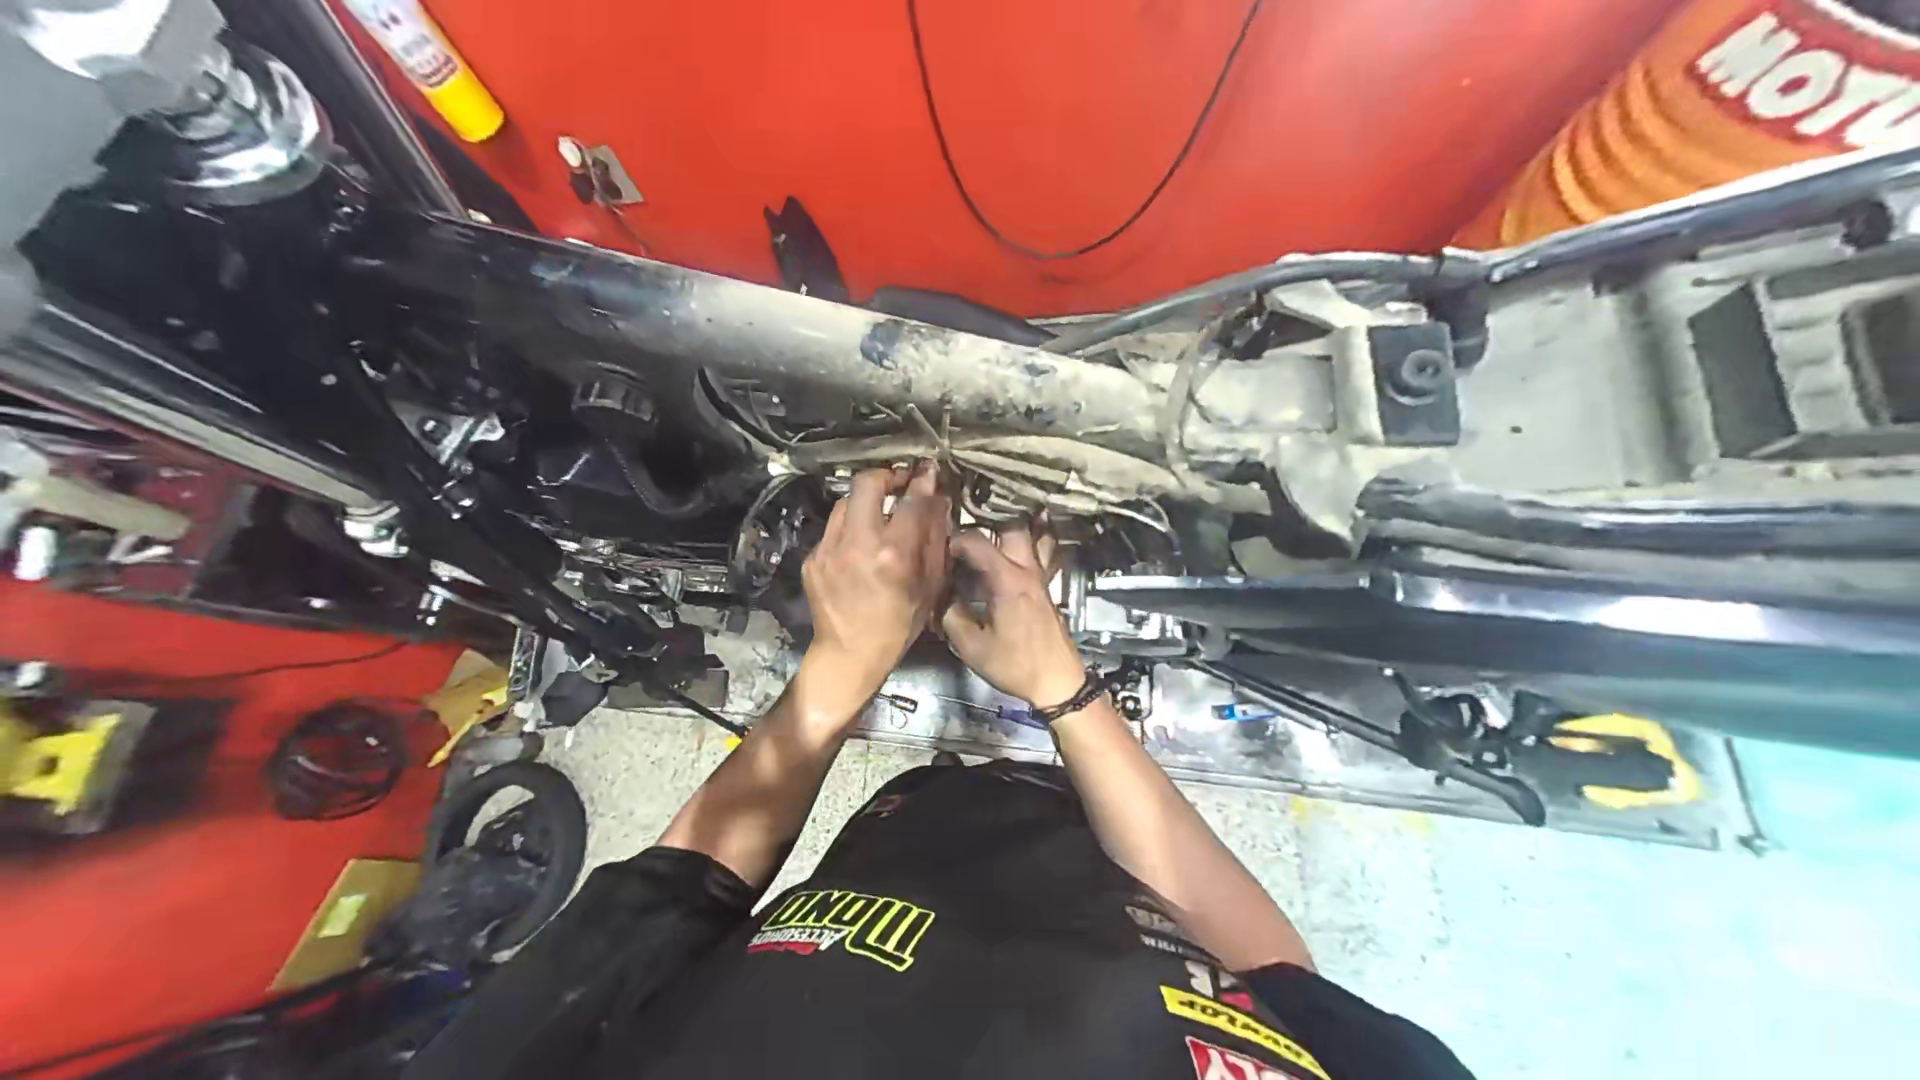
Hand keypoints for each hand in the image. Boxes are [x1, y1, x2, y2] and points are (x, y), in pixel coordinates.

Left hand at [798, 463, 950, 717]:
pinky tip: (859, 543)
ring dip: (865, 501)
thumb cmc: (897, 626)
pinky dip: (850, 528)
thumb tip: (937, 504)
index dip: (921, 481)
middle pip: (866, 484)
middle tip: (898, 482)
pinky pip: (833, 529)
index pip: (910, 502)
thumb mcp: (928, 587)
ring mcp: (829, 550)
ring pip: (845, 502)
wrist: (848, 654)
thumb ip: (934, 541)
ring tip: (878, 512)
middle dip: (886, 476)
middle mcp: (857, 544)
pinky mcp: (812, 558)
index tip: (927, 471)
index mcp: (892, 554)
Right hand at [940, 518, 1086, 706]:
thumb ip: (951, 616)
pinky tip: (1013, 548)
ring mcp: (1040, 576)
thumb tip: (942, 597)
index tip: (940, 549)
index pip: (977, 542)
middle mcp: (1027, 570)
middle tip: (967, 527)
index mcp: (1007, 580)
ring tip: (992, 523)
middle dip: (988, 519)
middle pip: (1013, 524)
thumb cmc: (1016, 665)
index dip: (954, 540)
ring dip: (1013, 526)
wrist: (1057, 681)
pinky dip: (1028, 542)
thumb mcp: (972, 646)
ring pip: (1033, 534)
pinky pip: (1039, 552)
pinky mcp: (1045, 586)